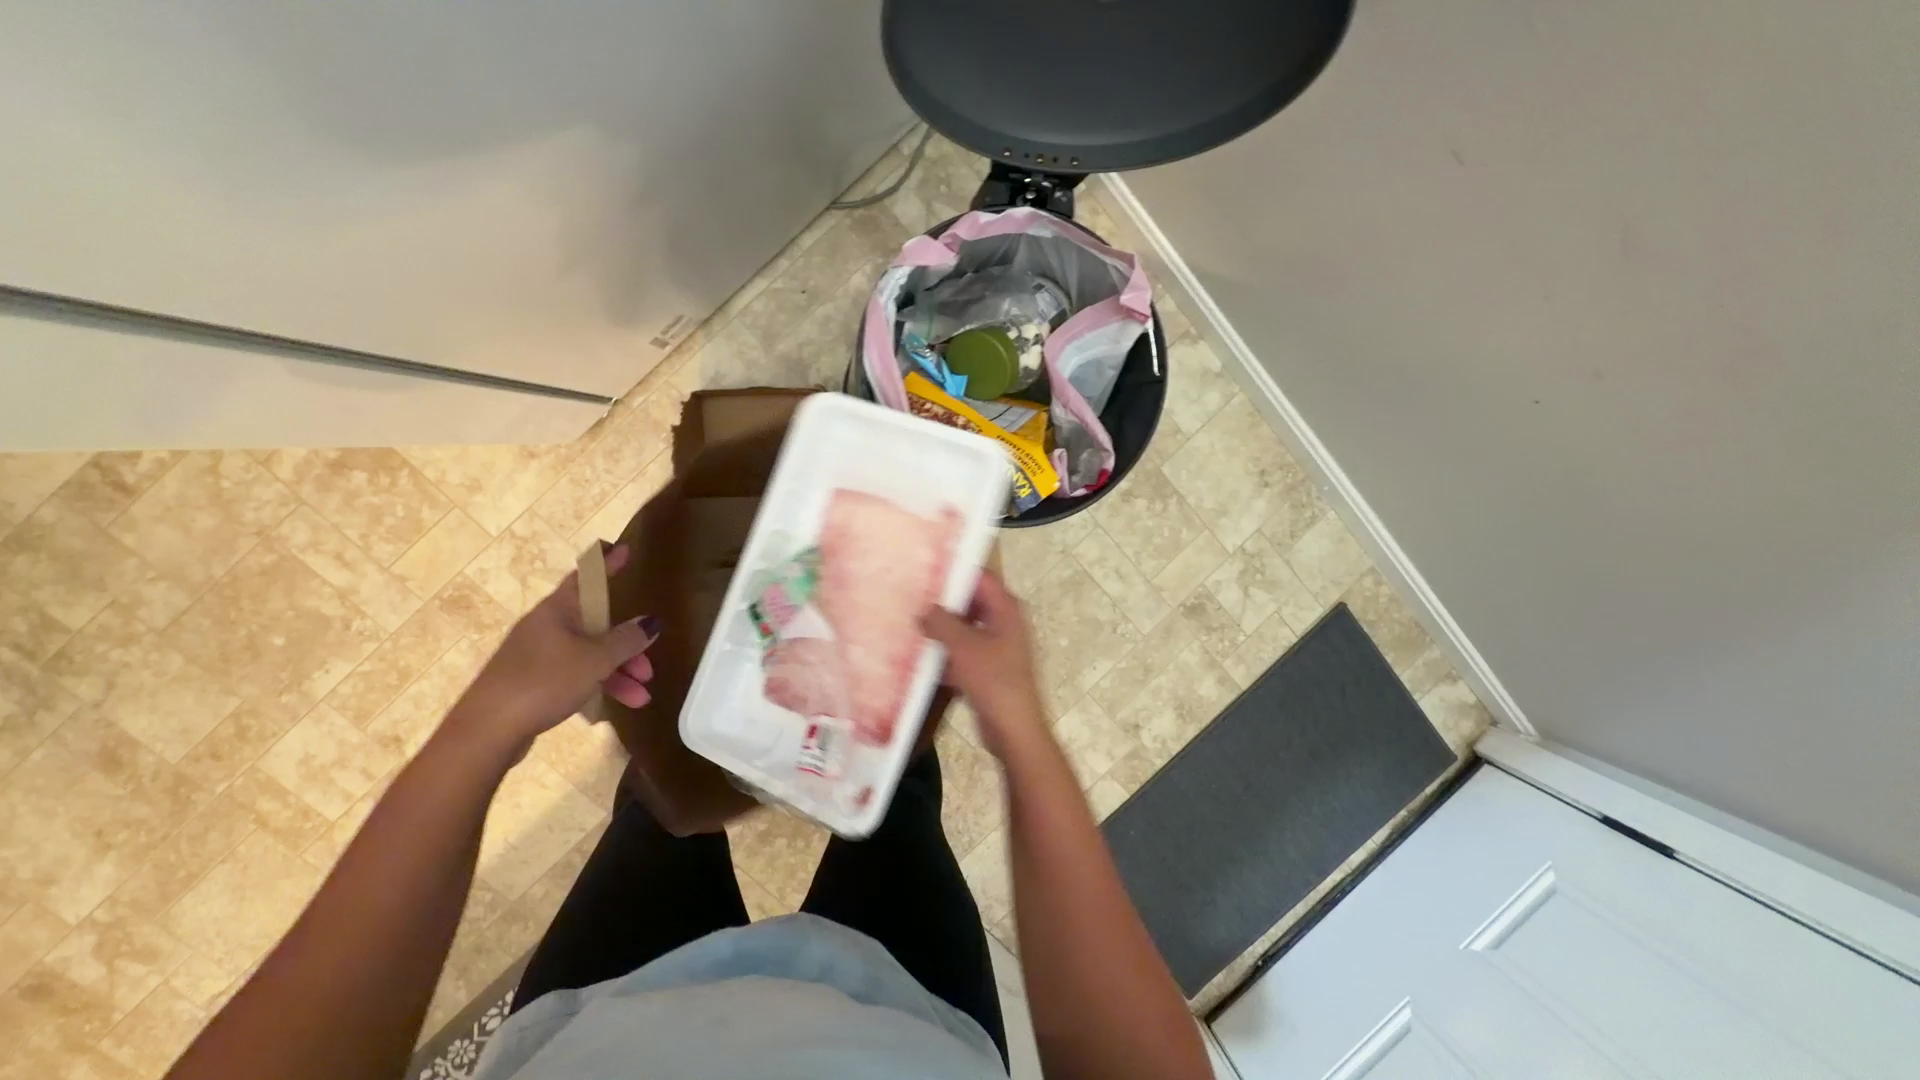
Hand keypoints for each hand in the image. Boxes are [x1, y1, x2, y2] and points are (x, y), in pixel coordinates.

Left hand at [448, 544, 657, 749]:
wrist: (489, 729)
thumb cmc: (543, 681)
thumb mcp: (594, 660)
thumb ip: (626, 640)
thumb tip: (650, 622)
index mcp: (558, 610)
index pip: (586, 577)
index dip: (607, 563)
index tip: (623, 549)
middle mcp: (547, 626)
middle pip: (596, 625)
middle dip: (627, 646)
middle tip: (648, 668)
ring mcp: (538, 655)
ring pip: (589, 655)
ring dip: (618, 673)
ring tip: (640, 698)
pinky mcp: (534, 682)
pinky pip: (576, 675)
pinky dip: (598, 686)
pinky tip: (616, 706)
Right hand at [921, 571, 1050, 761]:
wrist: (1013, 728)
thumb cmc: (993, 680)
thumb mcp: (962, 645)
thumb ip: (939, 622)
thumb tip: (923, 609)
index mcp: (1006, 608)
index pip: (980, 577)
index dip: (955, 572)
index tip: (925, 573)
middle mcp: (1004, 622)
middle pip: (970, 602)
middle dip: (943, 603)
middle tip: (912, 598)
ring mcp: (997, 646)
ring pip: (965, 629)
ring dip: (942, 630)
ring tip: (910, 624)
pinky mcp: (988, 669)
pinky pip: (963, 652)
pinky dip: (946, 654)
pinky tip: (920, 658)